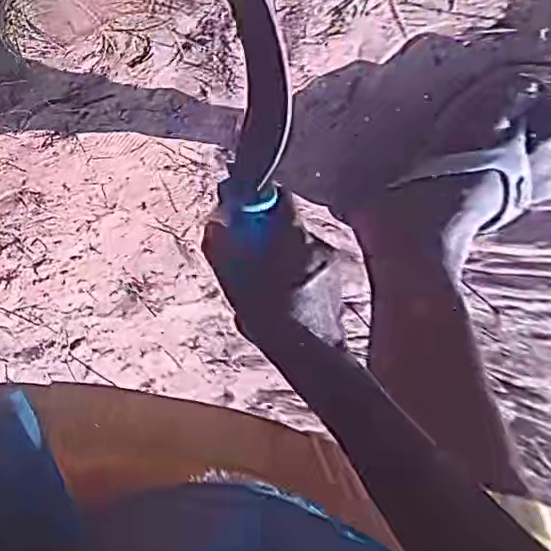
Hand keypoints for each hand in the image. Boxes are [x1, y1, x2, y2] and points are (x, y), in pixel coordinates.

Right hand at [201, 191, 346, 348]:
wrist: (308, 353)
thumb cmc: (268, 314)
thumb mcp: (231, 275)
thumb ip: (221, 242)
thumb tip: (215, 221)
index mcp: (294, 238)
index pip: (279, 196)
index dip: (255, 198)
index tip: (239, 207)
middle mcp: (318, 244)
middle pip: (283, 221)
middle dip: (261, 229)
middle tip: (242, 246)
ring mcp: (331, 263)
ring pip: (293, 242)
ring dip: (274, 249)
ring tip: (257, 273)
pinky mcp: (334, 279)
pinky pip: (305, 259)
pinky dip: (288, 265)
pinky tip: (275, 286)